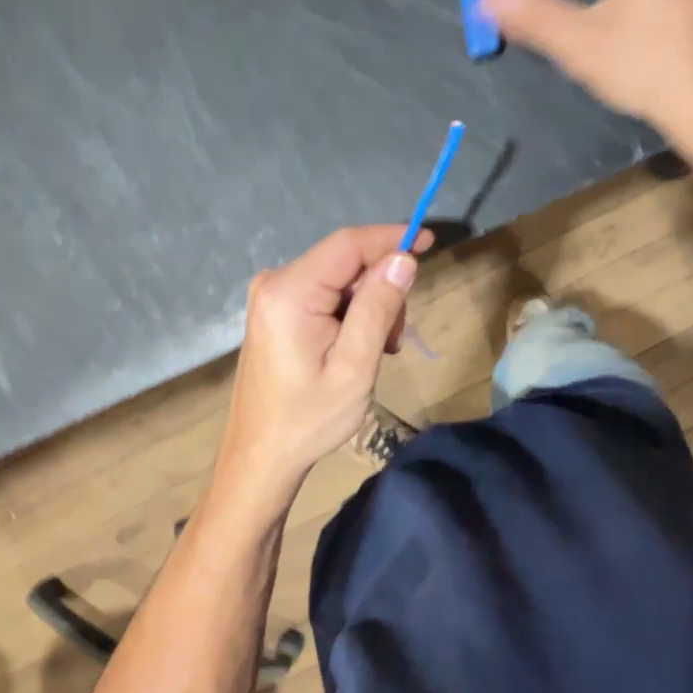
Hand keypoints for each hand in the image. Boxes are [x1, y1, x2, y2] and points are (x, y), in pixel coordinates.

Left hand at [217, 226, 430, 501]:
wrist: (262, 455)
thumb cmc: (309, 418)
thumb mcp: (355, 366)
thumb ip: (378, 308)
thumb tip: (403, 259)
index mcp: (289, 292)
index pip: (349, 243)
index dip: (391, 237)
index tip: (430, 242)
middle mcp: (275, 282)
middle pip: (346, 262)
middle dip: (381, 289)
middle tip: (395, 340)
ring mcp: (271, 296)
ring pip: (339, 280)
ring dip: (369, 307)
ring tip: (377, 353)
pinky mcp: (275, 311)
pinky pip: (325, 296)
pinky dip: (350, 315)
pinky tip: (357, 349)